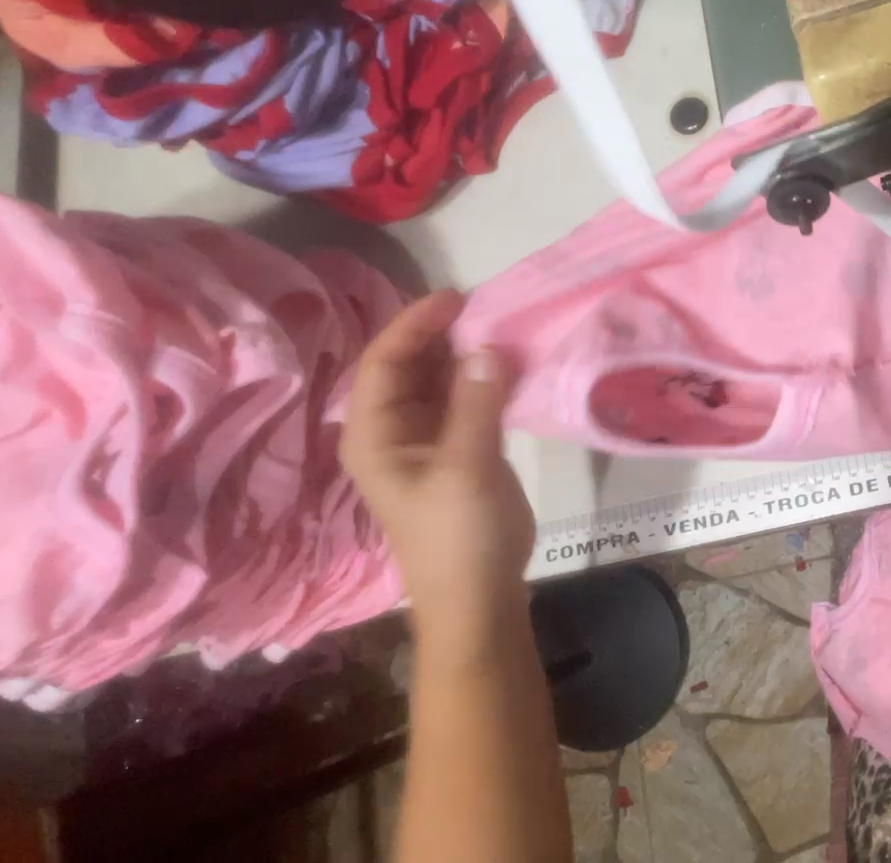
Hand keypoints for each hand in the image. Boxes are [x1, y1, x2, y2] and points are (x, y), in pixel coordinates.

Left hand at [340, 290, 533, 636]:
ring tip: (505, 327)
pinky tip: (514, 365)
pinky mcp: (465, 449)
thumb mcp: (466, 467)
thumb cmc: (458, 533)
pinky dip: (488, 378)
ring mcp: (432, 440)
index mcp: (376, 434)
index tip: (458, 297)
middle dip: (443, 334)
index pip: (384, 364)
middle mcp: (396, 430)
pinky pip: (470, 400)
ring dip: (468, 353)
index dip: (414, 325)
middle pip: (410, 367)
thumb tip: (488, 346)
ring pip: (442, 381)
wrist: (480, 593)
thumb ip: (476, 404)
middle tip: (489, 306)